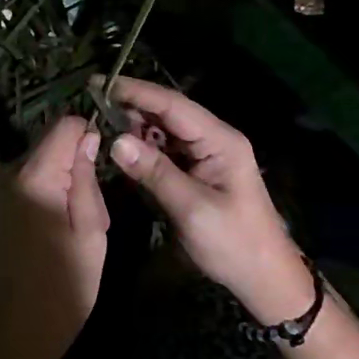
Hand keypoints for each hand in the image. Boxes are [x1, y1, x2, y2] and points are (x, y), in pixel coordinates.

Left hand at [0, 116, 109, 358]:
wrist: (7, 336)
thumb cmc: (60, 289)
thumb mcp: (91, 233)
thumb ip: (87, 180)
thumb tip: (89, 138)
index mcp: (33, 175)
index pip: (65, 124)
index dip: (89, 137)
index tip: (102, 168)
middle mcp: (5, 171)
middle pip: (50, 143)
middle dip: (75, 165)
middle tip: (89, 212)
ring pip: (39, 163)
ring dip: (59, 182)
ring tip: (70, 228)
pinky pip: (24, 182)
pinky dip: (42, 195)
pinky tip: (50, 233)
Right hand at [95, 76, 312, 323]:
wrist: (264, 276)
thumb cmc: (233, 242)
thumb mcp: (191, 208)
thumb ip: (154, 172)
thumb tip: (115, 140)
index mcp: (220, 140)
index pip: (173, 105)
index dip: (136, 91)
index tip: (100, 82)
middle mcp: (214, 139)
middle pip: (169, 113)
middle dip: (133, 106)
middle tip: (94, 102)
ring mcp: (208, 155)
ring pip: (166, 131)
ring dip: (137, 126)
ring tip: (102, 122)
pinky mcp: (200, 172)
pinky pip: (169, 151)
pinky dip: (146, 148)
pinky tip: (124, 149)